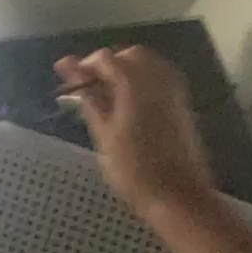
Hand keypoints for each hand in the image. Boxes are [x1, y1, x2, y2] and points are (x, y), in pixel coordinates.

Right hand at [55, 47, 215, 221]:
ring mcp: (174, 91)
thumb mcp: (102, 134)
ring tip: (109, 96)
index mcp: (134, 84)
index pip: (105, 58)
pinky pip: (162, 78)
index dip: (84, 67)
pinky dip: (143, 82)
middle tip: (90, 90)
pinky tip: (131, 103)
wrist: (178, 197)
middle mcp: (157, 80)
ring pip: (148, 64)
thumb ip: (88, 97)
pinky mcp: (183, 105)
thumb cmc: (133, 169)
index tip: (70, 85)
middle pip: (130, 55)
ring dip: (126, 72)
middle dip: (108, 66)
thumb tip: (67, 68)